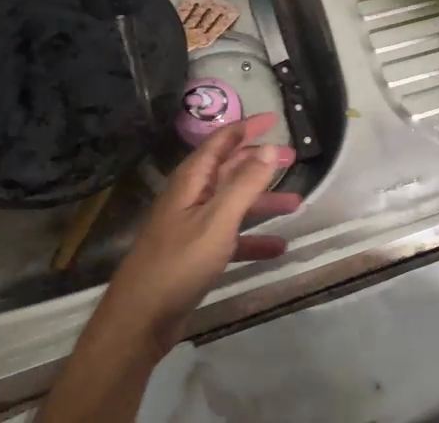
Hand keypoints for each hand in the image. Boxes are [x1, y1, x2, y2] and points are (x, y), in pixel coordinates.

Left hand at [90, 113, 300, 351]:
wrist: (141, 318)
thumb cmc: (179, 262)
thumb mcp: (217, 220)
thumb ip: (244, 183)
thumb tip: (269, 147)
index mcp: (191, 181)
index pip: (221, 141)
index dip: (247, 128)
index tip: (274, 119)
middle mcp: (191, 197)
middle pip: (229, 170)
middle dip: (260, 163)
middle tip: (293, 158)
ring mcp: (192, 226)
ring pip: (233, 204)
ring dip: (262, 202)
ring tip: (296, 204)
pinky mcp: (196, 255)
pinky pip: (231, 238)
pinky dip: (253, 239)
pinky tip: (278, 249)